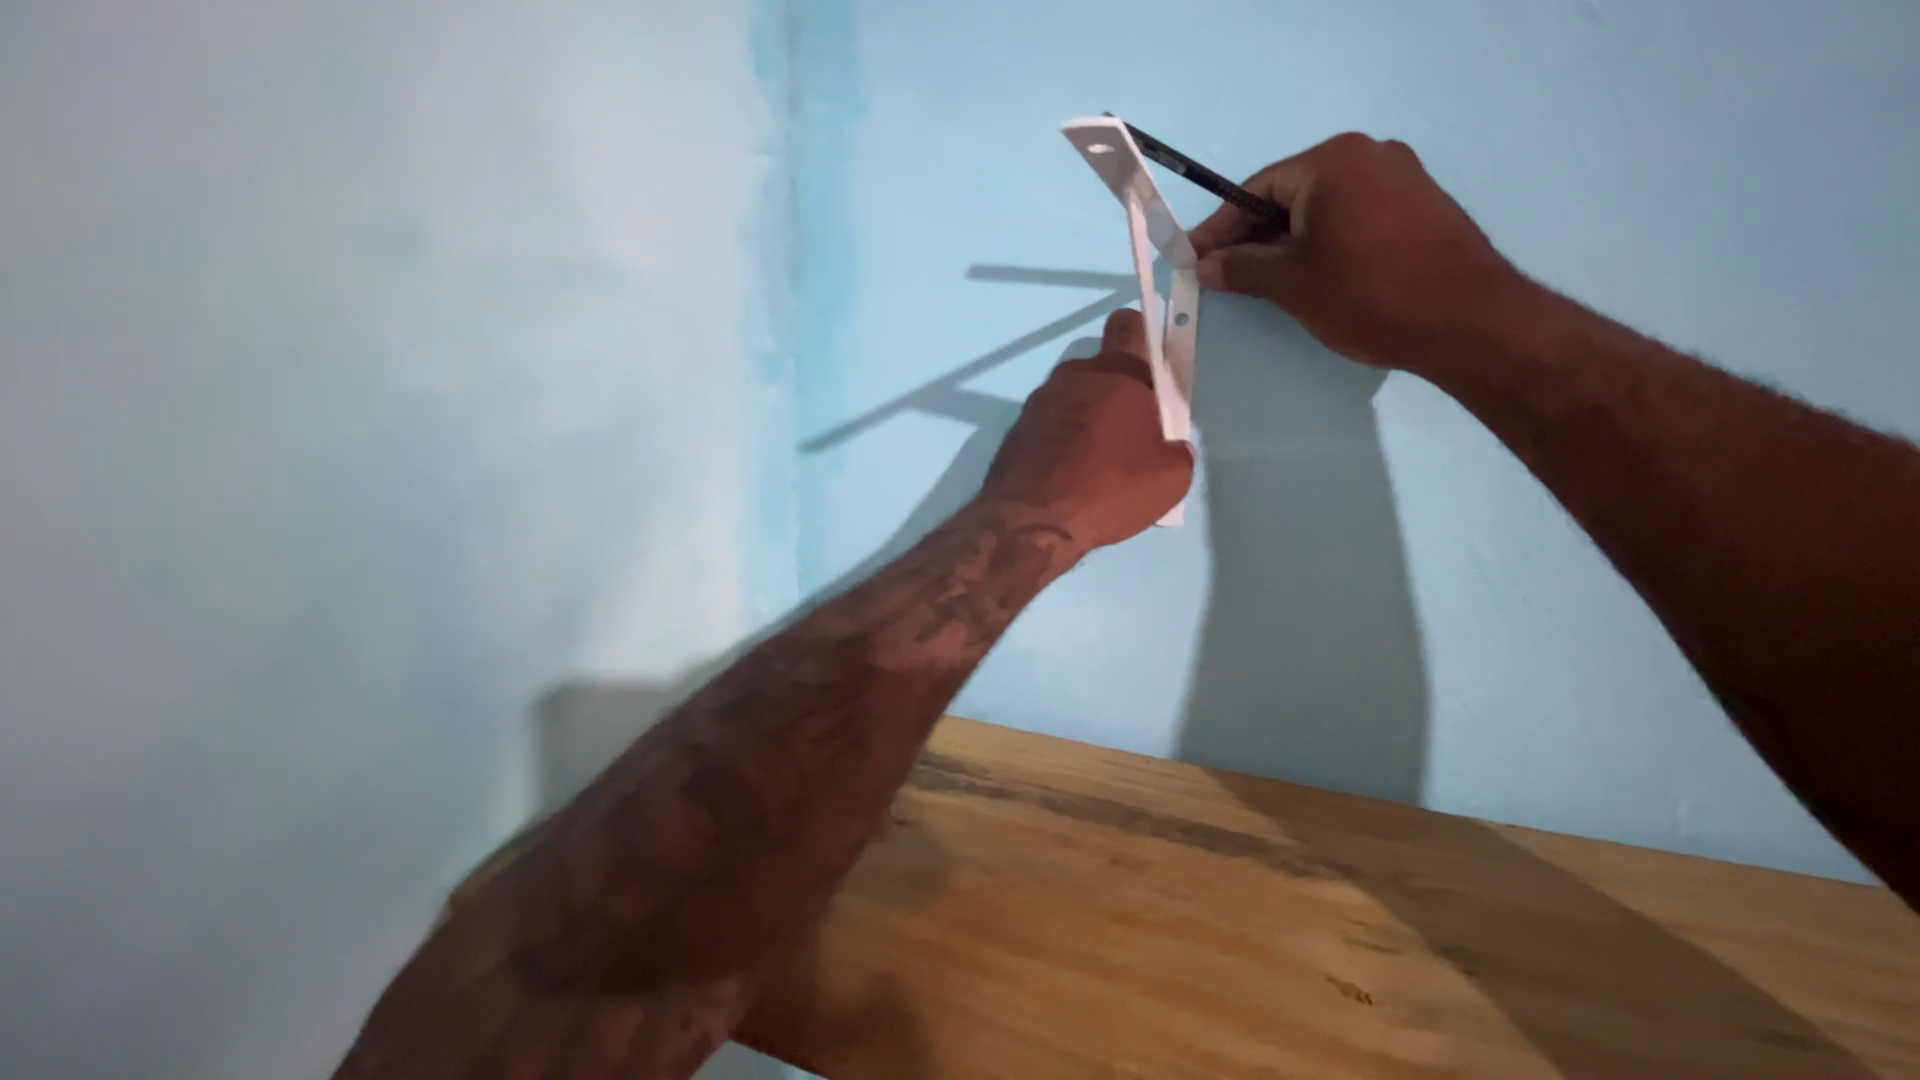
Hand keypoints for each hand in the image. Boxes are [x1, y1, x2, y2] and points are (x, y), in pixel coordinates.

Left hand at [977, 309, 1194, 549]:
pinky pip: (1049, 427)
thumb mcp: (1170, 477)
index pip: (1130, 327)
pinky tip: (1068, 478)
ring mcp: (1038, 402)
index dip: (1141, 337)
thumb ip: (1175, 449)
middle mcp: (1073, 376)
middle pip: (1101, 371)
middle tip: (1128, 438)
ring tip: (1096, 466)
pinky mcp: (1015, 431)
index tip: (1148, 372)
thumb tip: (1166, 446)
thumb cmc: (1108, 490)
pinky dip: (1060, 443)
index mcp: (1117, 373)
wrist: (1031, 523)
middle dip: (1115, 395)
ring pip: (1073, 400)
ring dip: (1086, 421)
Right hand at [1189, 133, 1525, 370]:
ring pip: (1323, 208)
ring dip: (1288, 242)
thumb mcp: (1292, 284)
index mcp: (1333, 162)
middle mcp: (1370, 154)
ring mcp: (1402, 177)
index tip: (1193, 258)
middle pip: (1290, 195)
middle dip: (1253, 236)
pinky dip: (1324, 242)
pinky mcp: (1421, 206)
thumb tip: (1207, 265)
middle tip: (1223, 273)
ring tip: (1263, 281)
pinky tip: (1312, 275)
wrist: (1468, 322)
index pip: (1256, 191)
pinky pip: (1354, 217)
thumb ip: (1243, 268)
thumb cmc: (1368, 295)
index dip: (1219, 228)